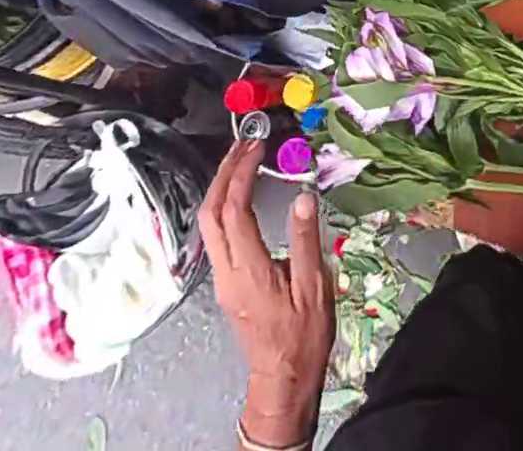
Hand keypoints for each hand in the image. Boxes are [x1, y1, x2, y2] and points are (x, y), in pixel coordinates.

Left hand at [200, 140, 333, 447]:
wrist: (283, 379)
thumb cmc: (303, 336)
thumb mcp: (314, 288)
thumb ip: (306, 241)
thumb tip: (303, 196)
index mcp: (248, 269)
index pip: (235, 209)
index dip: (242, 173)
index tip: (257, 146)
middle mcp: (226, 270)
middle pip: (210, 212)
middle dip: (223, 172)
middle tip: (243, 143)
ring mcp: (222, 277)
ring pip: (208, 222)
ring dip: (220, 186)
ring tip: (240, 158)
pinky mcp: (226, 281)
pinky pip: (216, 232)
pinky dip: (224, 203)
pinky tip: (239, 192)